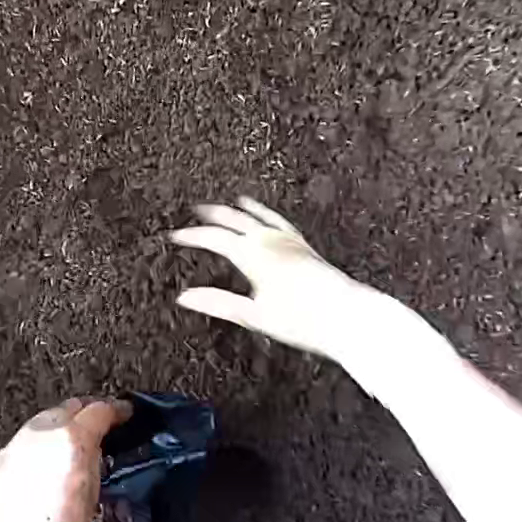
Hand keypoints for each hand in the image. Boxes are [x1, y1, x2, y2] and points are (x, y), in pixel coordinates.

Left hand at [0, 398, 131, 521]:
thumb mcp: (89, 506)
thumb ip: (93, 467)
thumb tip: (94, 452)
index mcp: (69, 443)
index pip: (99, 410)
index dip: (117, 410)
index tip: (123, 413)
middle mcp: (39, 436)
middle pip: (70, 409)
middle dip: (88, 414)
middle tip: (101, 428)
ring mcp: (14, 447)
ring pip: (45, 421)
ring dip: (63, 427)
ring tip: (74, 451)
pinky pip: (26, 441)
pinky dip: (41, 445)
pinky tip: (46, 469)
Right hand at [169, 196, 387, 357]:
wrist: (346, 316)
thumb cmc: (303, 320)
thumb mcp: (253, 315)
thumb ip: (218, 303)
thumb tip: (185, 297)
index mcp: (254, 254)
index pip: (215, 238)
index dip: (192, 236)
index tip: (175, 236)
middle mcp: (270, 240)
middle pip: (235, 219)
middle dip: (212, 214)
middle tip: (195, 210)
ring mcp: (288, 240)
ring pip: (258, 216)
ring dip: (239, 209)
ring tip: (230, 201)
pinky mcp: (303, 245)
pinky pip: (278, 221)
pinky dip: (266, 214)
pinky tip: (267, 217)